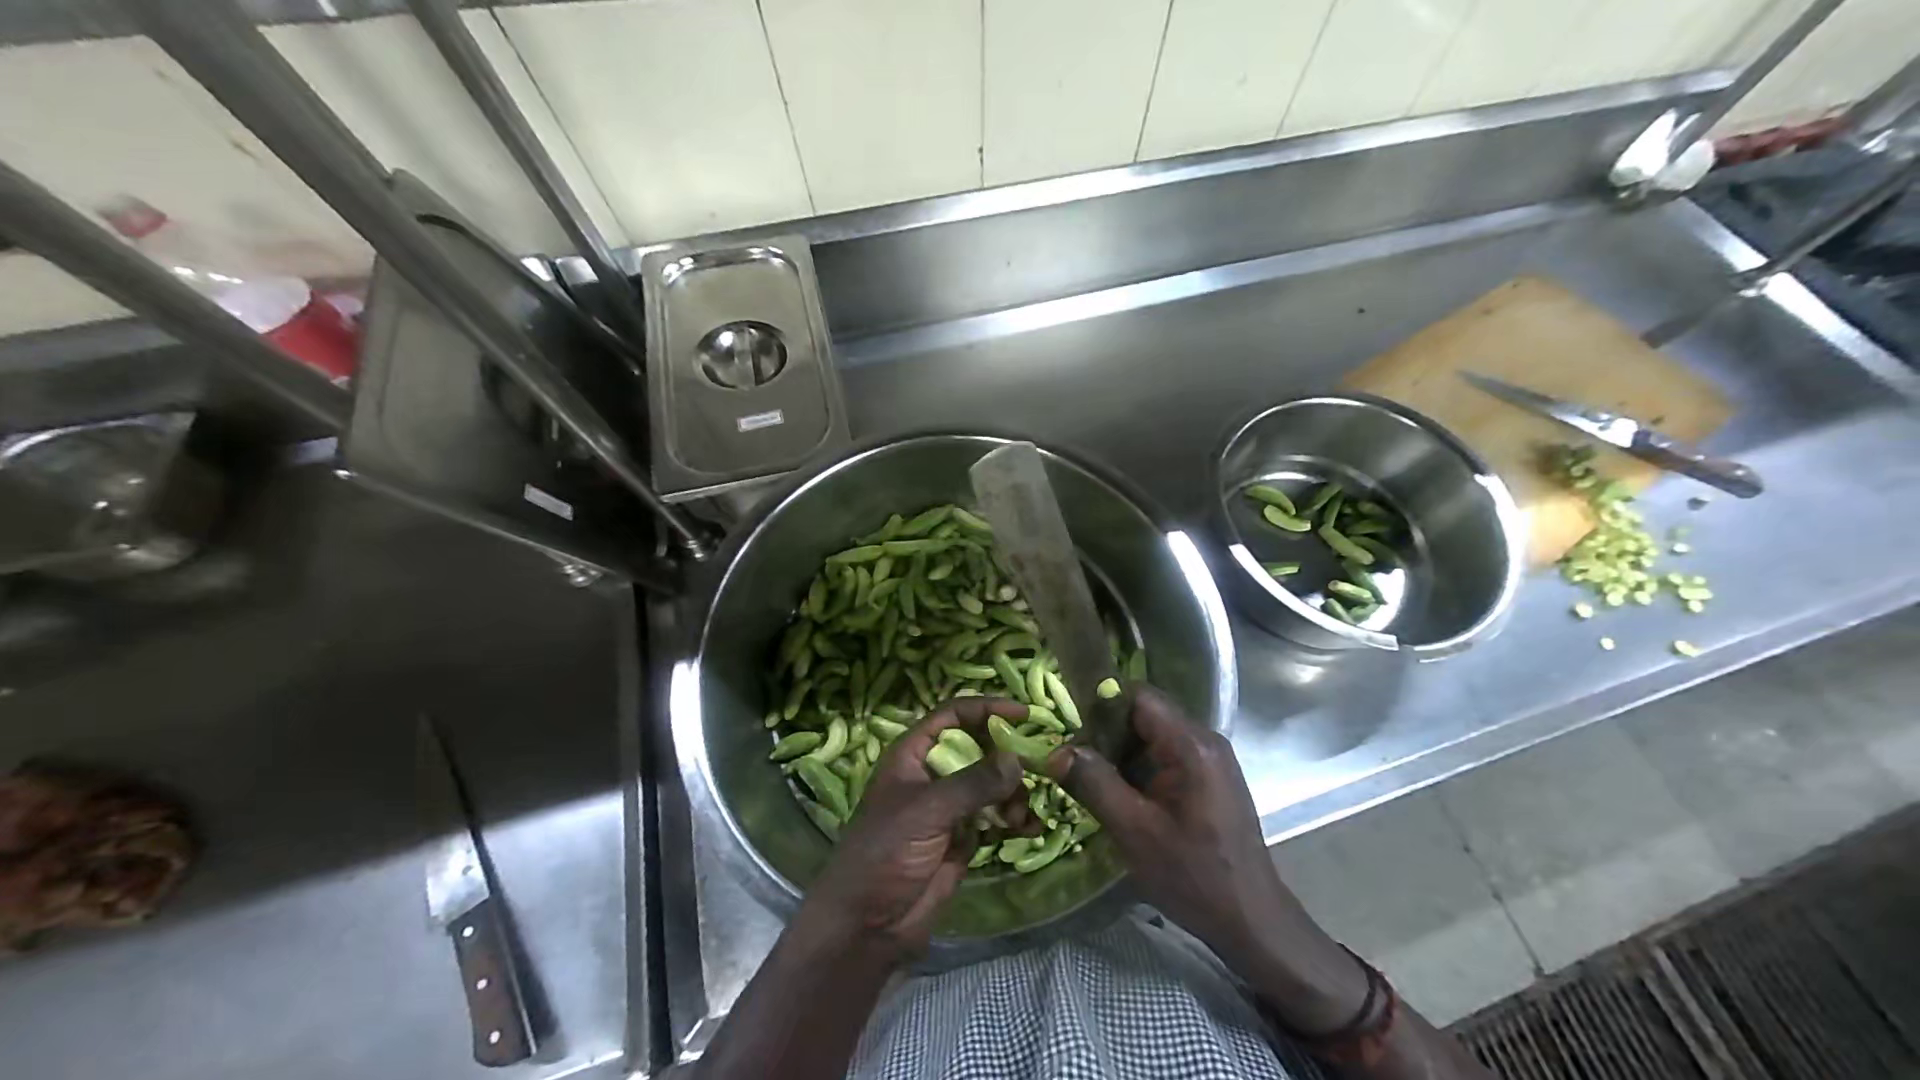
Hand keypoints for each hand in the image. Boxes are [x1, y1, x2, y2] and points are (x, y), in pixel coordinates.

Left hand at [793, 697, 1028, 960]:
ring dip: (1014, 793)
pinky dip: (1015, 820)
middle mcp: (934, 775)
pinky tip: (1030, 829)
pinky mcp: (963, 839)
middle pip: (979, 748)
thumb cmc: (885, 852)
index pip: (954, 716)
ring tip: (1020, 815)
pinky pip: (997, 818)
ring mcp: (950, 808)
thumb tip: (1017, 759)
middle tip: (1040, 767)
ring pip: (993, 785)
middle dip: (1009, 756)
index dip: (987, 709)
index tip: (1025, 713)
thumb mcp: (927, 811)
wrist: (868, 924)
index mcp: (913, 755)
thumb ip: (973, 783)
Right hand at [1044, 685, 1367, 1030]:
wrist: (1251, 921)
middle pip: (1144, 714)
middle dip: (1106, 733)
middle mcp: (1205, 740)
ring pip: (1152, 736)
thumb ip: (1094, 783)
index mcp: (1191, 745)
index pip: (1138, 696)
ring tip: (1091, 779)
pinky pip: (1165, 755)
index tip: (1071, 731)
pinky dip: (1138, 767)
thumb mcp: (1134, 831)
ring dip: (1120, 753)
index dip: (1101, 706)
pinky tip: (1120, 794)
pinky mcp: (1209, 779)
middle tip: (1074, 761)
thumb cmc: (1194, 875)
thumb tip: (1055, 752)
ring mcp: (1210, 759)